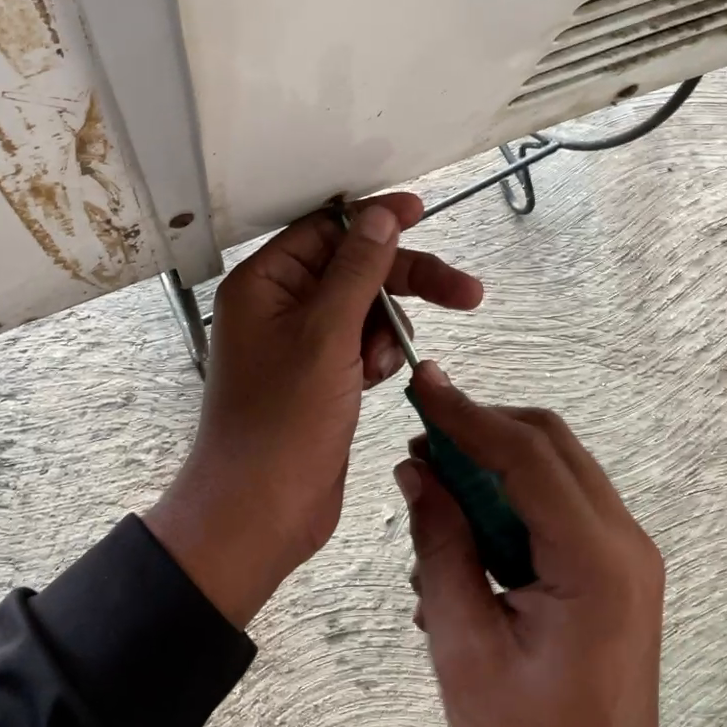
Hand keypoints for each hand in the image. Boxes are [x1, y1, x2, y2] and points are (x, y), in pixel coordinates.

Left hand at [144, 193, 483, 626]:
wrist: (260, 512)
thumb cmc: (282, 420)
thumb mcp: (325, 336)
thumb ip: (357, 271)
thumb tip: (381, 216)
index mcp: (263, 283)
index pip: (325, 230)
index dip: (373, 221)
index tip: (420, 213)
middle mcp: (277, 304)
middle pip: (352, 269)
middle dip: (403, 281)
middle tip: (466, 293)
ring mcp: (298, 342)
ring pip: (362, 309)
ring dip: (386, 329)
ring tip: (381, 366)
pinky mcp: (319, 375)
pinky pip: (359, 345)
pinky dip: (376, 357)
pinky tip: (376, 381)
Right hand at [397, 362, 662, 726]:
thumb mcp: (466, 646)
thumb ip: (440, 547)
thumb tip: (414, 470)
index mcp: (597, 565)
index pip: (526, 456)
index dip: (467, 413)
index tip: (423, 384)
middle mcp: (625, 545)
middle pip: (549, 444)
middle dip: (480, 428)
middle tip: (419, 437)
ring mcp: (625, 556)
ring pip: (552, 467)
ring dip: (490, 463)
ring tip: (433, 492)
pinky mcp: (612, 569)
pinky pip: (555, 503)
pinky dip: (506, 499)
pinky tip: (464, 537)